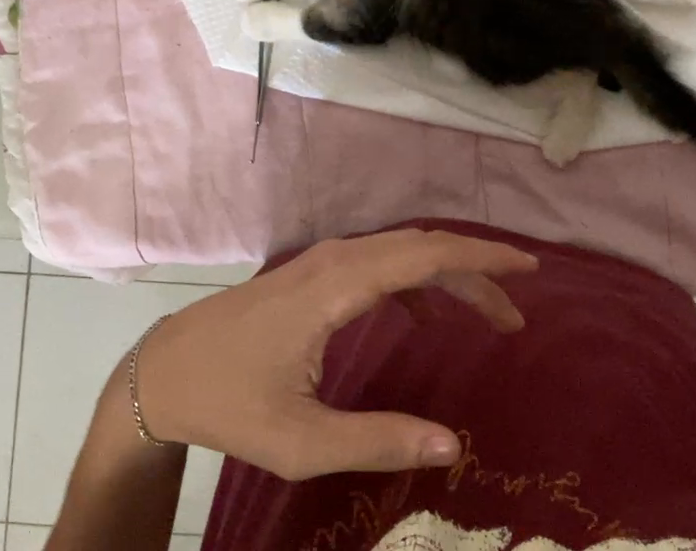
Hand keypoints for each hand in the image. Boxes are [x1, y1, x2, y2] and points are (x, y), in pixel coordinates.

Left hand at [131, 229, 538, 480]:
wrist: (164, 372)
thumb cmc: (230, 403)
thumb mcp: (301, 442)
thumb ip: (377, 440)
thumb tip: (453, 446)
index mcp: (339, 286)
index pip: (427, 256)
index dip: (483, 259)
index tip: (530, 268)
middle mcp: (337, 259)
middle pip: (424, 249)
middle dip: (477, 272)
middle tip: (518, 313)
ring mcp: (324, 260)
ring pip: (404, 253)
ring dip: (451, 277)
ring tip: (491, 316)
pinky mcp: (316, 272)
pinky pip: (383, 264)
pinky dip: (418, 283)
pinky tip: (430, 319)